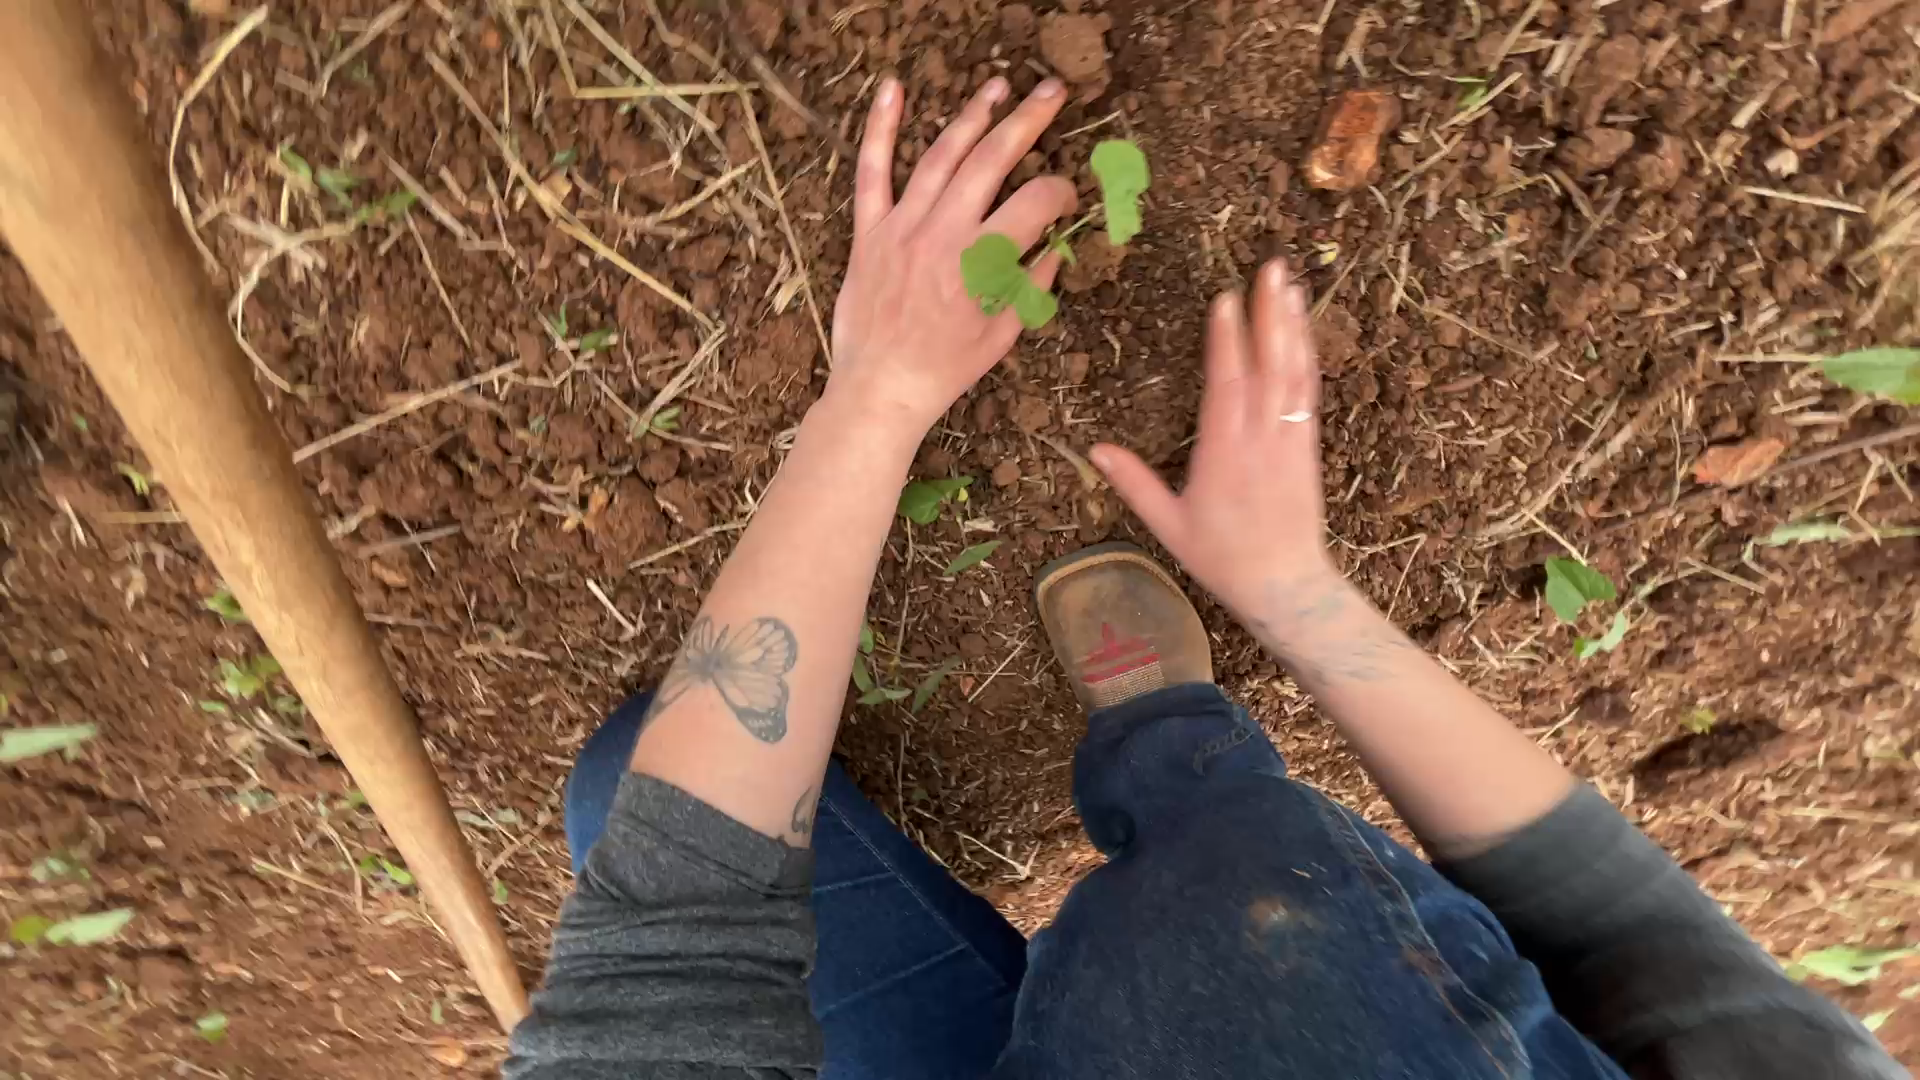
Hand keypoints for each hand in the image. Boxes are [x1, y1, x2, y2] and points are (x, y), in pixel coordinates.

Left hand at [826, 76, 1075, 434]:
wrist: (880, 390)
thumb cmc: (943, 372)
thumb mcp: (1000, 338)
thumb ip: (1031, 289)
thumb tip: (1054, 251)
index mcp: (980, 262)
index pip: (1034, 204)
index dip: (1059, 194)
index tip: (1066, 201)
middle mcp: (942, 234)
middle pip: (991, 161)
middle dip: (1027, 122)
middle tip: (1051, 93)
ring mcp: (901, 228)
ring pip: (940, 157)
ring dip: (972, 116)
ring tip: (998, 87)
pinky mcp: (869, 234)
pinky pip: (871, 174)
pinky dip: (880, 130)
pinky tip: (893, 90)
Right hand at [1092, 260, 1338, 624]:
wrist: (1285, 584)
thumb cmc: (1221, 556)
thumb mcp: (1168, 525)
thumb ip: (1134, 484)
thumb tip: (1094, 449)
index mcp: (1224, 453)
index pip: (1227, 384)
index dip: (1226, 339)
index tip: (1225, 298)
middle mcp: (1262, 438)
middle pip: (1268, 365)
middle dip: (1269, 313)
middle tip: (1272, 266)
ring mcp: (1290, 439)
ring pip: (1294, 372)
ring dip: (1293, 325)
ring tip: (1291, 284)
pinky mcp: (1308, 446)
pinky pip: (1309, 393)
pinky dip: (1308, 357)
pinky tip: (1304, 333)